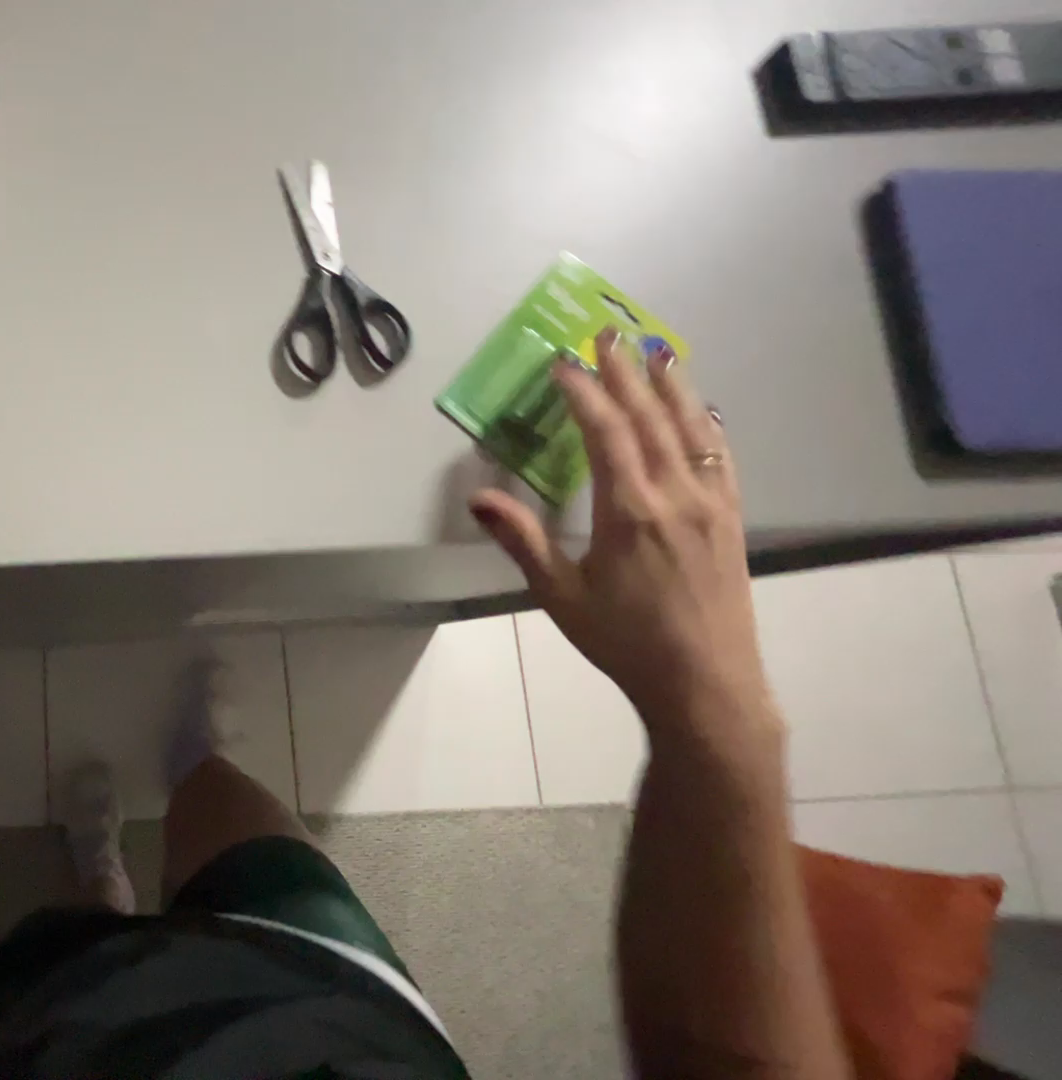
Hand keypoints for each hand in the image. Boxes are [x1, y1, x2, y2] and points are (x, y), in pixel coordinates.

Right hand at [470, 328, 772, 737]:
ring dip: (672, 385)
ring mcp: (712, 503)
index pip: (606, 433)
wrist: (705, 683)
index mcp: (630, 511)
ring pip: (691, 429)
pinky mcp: (732, 518)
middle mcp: (676, 494)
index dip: (583, 393)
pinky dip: (706, 423)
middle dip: (626, 373)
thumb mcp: (559, 593)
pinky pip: (720, 455)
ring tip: (658, 351)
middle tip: (608, 333)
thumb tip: (477, 498)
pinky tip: (701, 410)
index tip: (563, 362)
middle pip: (651, 418)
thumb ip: (521, 540)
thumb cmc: (623, 639)